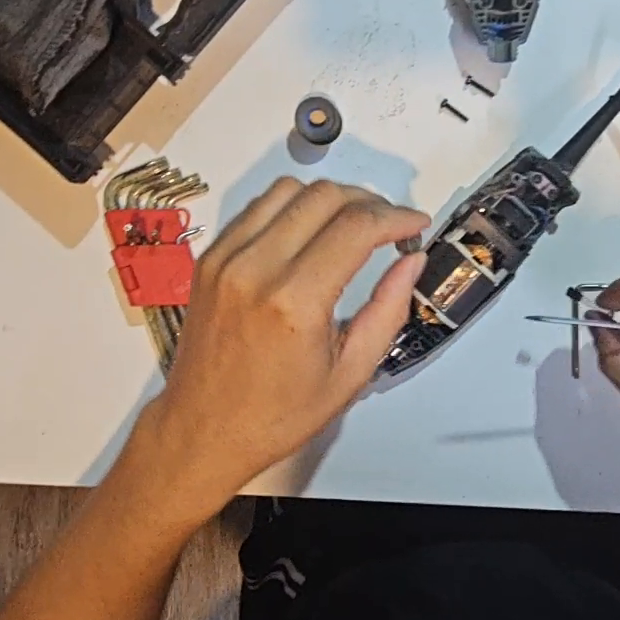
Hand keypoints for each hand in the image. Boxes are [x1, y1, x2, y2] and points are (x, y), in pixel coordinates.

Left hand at [119, 179, 427, 520]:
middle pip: (325, 196)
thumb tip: (411, 260)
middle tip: (389, 226)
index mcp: (295, 303)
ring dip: (330, 198)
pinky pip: (257, 206)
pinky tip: (311, 232)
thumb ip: (388, 310)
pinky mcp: (210, 258)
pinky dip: (292, 207)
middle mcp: (255, 269)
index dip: (396, 217)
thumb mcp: (351, 373)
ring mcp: (226, 259)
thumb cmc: (277, 414)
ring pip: (289, 189)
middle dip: (369, 203)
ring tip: (353, 225)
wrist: (203, 430)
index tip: (415, 224)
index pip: (356, 227)